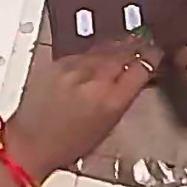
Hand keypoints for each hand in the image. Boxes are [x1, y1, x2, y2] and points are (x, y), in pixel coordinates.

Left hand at [7, 37, 162, 176]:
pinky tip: (100, 54)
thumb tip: (136, 77)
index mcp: (110, 102)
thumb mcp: (107, 126)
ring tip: (128, 42)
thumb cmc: (68, 144)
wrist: (31, 143)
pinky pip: (84, 52)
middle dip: (137, 47)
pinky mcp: (58, 64)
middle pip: (123, 53)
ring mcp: (74, 69)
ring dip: (118, 45)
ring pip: (104, 48)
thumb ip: (122, 98)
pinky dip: (95, 52)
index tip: (155, 56)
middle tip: (145, 44)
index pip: (139, 69)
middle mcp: (93, 81)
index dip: (151, 60)